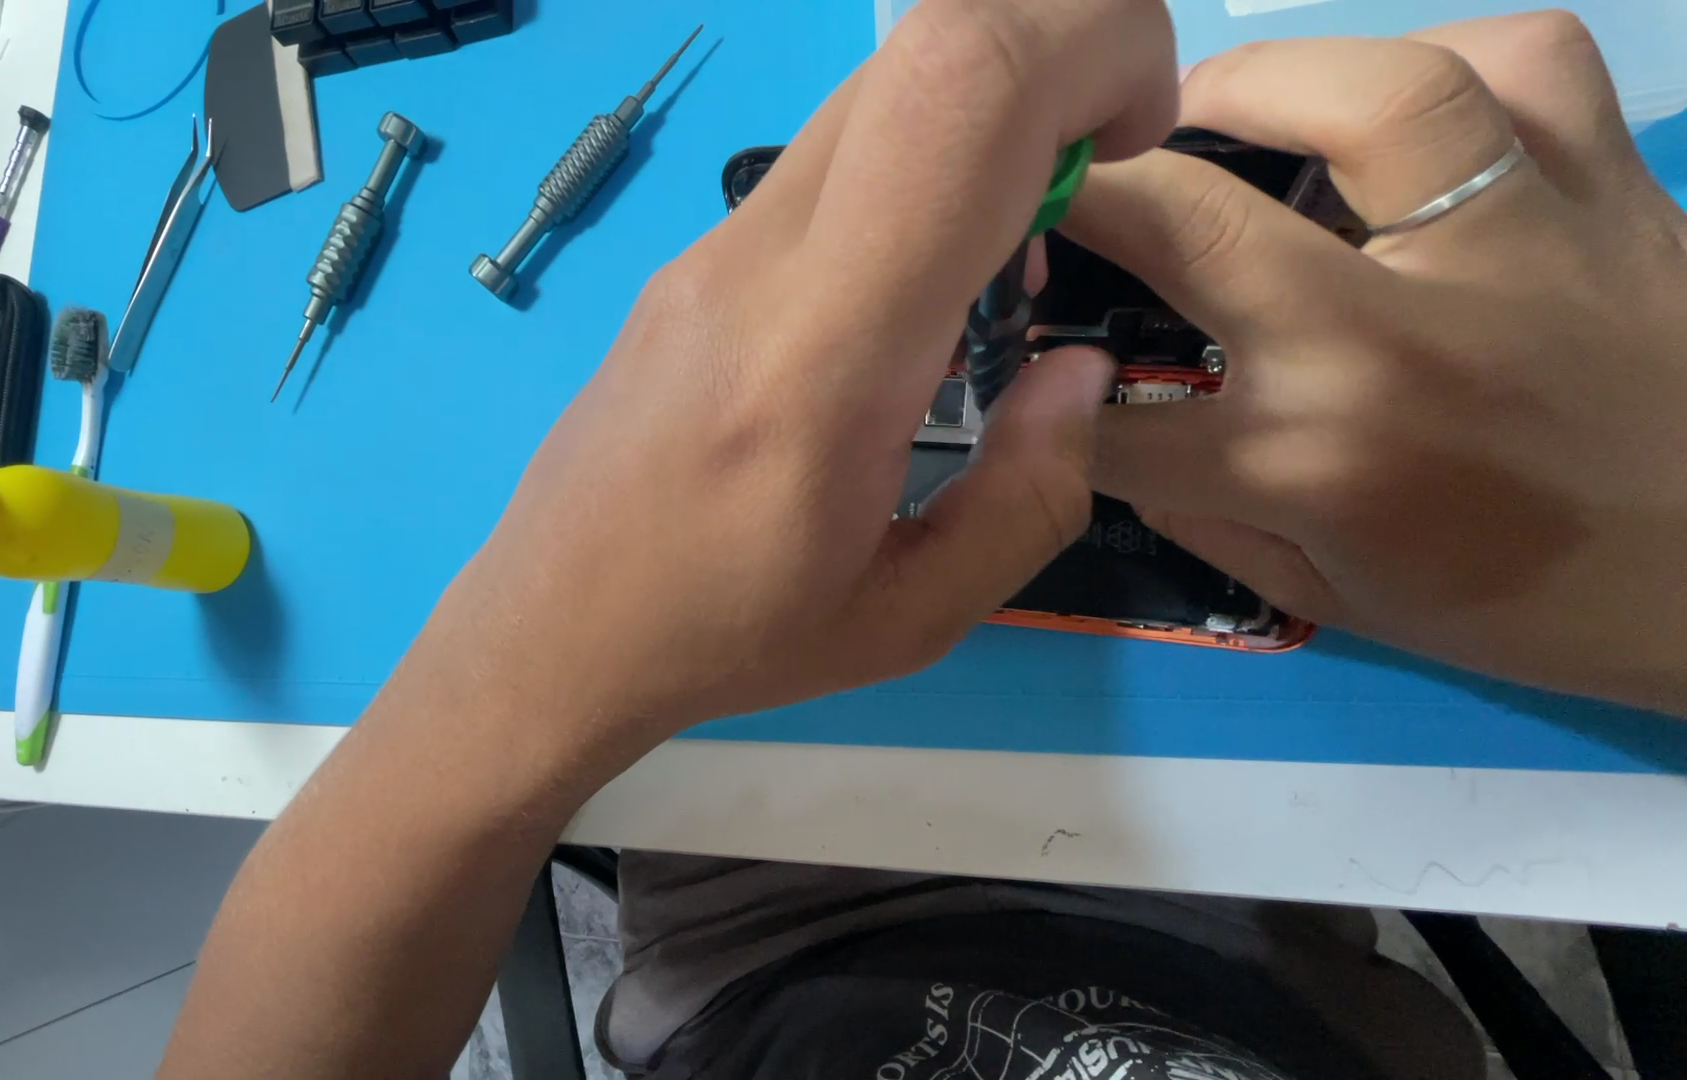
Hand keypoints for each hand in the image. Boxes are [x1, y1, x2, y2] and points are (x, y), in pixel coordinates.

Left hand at [398, 0, 1179, 757]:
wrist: (555, 628)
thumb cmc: (723, 639)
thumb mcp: (907, 619)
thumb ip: (1028, 498)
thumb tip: (1077, 372)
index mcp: (820, 358)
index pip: (960, 96)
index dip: (1093, 48)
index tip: (1139, 135)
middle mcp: (752, 268)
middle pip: (919, 54)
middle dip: (1051, 66)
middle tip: (1076, 200)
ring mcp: (703, 258)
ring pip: (867, 104)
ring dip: (973, 140)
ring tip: (987, 286)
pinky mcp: (682, 271)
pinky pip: (817, 173)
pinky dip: (904, 188)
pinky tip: (900, 312)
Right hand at [1063, 13, 1686, 714]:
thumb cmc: (1504, 603)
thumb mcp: (1312, 594)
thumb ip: (1195, 513)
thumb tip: (1115, 436)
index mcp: (1305, 461)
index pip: (1109, 424)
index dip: (1048, 411)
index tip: (1032, 393)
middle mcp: (1384, 340)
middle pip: (1187, 226)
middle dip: (1082, 200)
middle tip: (1043, 187)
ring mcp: (1509, 251)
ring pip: (1369, 95)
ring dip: (1247, 87)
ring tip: (1193, 110)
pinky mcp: (1609, 197)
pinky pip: (1523, 67)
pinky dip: (1431, 64)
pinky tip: (1375, 108)